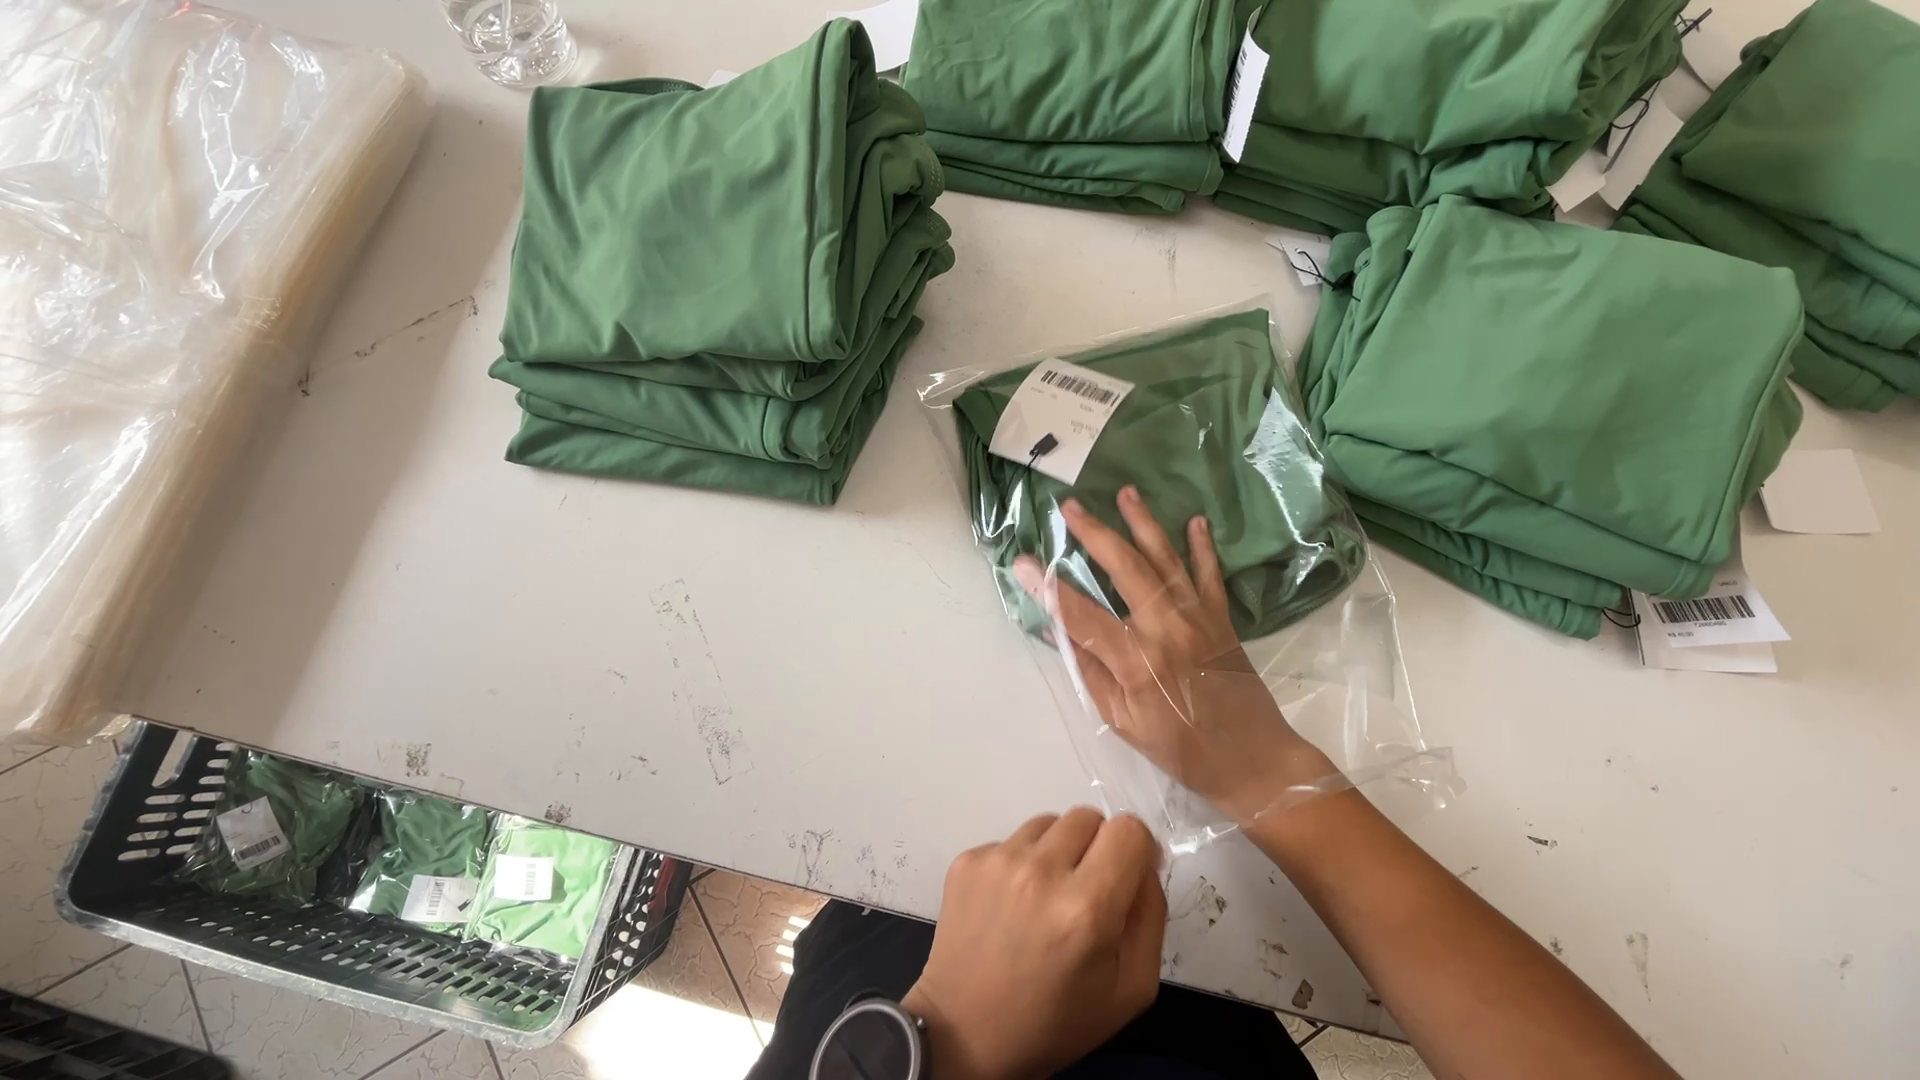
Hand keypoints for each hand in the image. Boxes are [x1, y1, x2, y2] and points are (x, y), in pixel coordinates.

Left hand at [902, 808, 1164, 1079]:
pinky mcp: (967, 860)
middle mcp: (1039, 871)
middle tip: (1086, 893)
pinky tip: (1013, 906)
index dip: (1136, 850)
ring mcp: (997, 861)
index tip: (1128, 877)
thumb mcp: (1131, 988)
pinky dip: (1022, 863)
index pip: (1128, 830)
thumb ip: (1150, 914)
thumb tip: (1145, 861)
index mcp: (1086, 907)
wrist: (966, 1033)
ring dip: (1058, 851)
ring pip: (1050, 824)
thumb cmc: (1055, 1020)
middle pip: (1089, 818)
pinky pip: (1012, 840)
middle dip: (1098, 848)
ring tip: (1046, 901)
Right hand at [1013, 487, 1334, 824]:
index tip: (1023, 563)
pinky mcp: (1222, 619)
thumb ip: (1091, 673)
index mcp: (1136, 661)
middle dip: (1095, 533)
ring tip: (1126, 492)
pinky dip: (1202, 547)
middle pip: (1125, 568)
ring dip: (1144, 524)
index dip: (1048, 588)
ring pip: (1166, 560)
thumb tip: (1059, 631)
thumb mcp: (1123, 722)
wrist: (1253, 760)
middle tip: (1071, 506)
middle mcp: (1166, 629)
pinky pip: (1209, 575)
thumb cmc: (1181, 750)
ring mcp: (1198, 619)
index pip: (1080, 616)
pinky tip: (1195, 521)